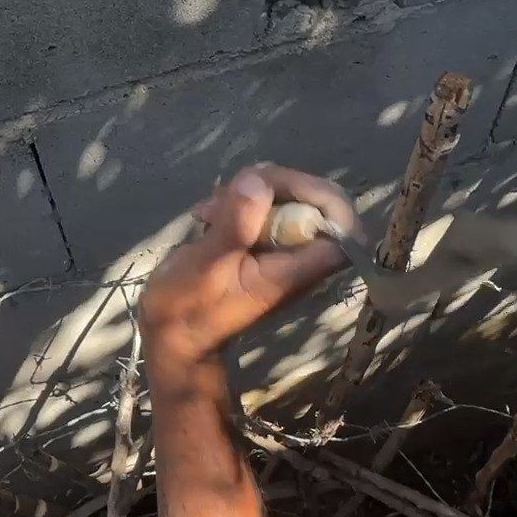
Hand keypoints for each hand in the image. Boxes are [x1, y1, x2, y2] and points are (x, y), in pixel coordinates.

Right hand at [138, 164, 359, 369]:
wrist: (172, 335)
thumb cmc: (188, 308)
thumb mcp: (206, 264)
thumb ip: (235, 225)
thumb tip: (258, 181)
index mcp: (295, 269)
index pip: (344, 227)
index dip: (318, 194)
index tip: (272, 185)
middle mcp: (296, 260)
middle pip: (315, 204)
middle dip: (273, 185)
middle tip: (230, 191)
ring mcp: (278, 253)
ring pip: (286, 201)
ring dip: (248, 192)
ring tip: (209, 208)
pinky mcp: (258, 248)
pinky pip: (263, 211)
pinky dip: (236, 202)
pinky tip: (206, 214)